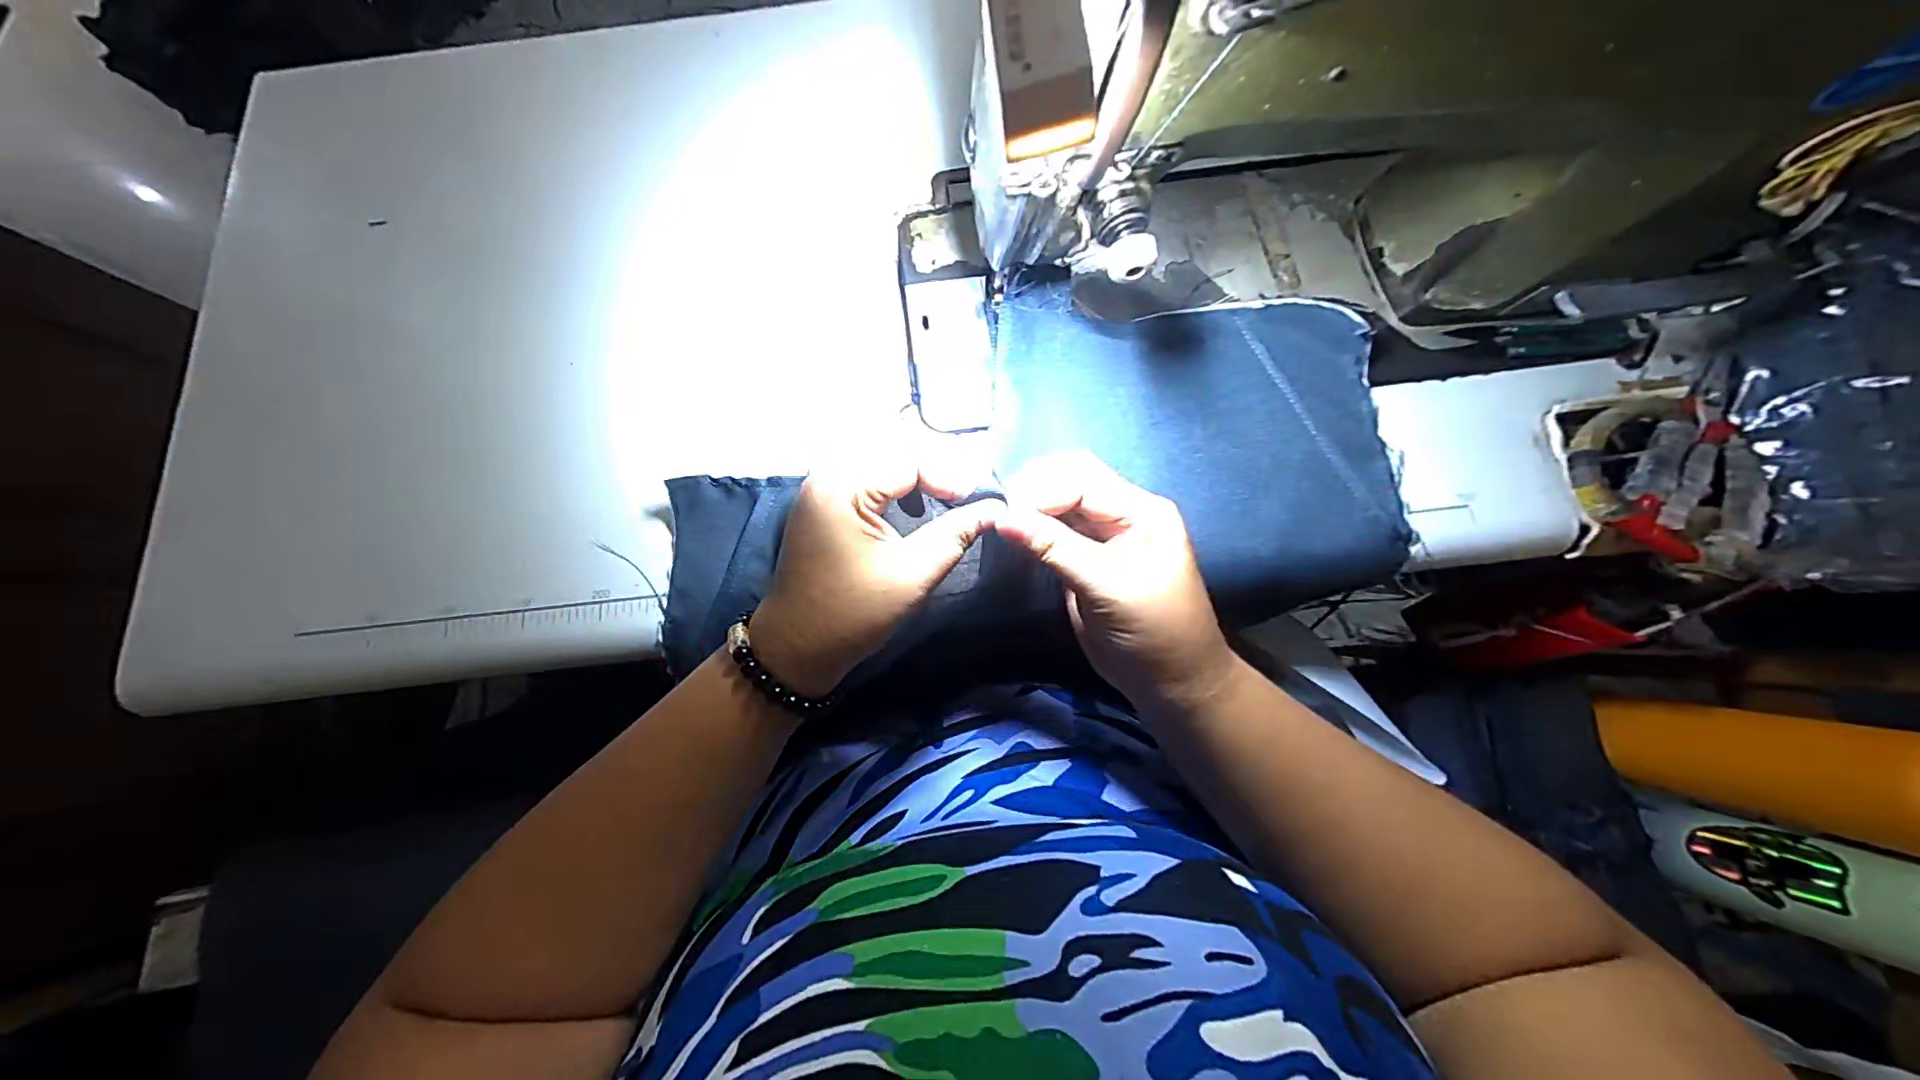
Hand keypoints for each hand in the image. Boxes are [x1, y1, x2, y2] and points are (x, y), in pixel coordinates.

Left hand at [749, 455, 1000, 697]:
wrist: (796, 647)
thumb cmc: (853, 615)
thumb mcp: (913, 574)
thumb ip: (956, 534)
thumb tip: (996, 508)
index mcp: (842, 488)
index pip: (909, 460)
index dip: (950, 477)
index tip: (980, 502)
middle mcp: (826, 476)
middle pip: (893, 449)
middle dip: (936, 468)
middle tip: (967, 496)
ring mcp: (819, 487)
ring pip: (879, 458)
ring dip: (916, 473)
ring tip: (946, 496)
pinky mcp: (822, 502)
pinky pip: (865, 474)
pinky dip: (894, 482)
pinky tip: (913, 503)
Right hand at [995, 451, 1237, 713]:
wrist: (1170, 680)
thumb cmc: (1151, 630)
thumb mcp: (1104, 584)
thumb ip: (1054, 547)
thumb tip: (1003, 517)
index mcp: (1141, 510)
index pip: (1083, 479)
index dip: (1041, 489)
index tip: (1004, 509)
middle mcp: (1123, 514)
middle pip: (1071, 482)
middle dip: (1033, 491)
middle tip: (998, 511)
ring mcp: (1104, 535)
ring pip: (1060, 505)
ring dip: (1030, 508)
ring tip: (999, 519)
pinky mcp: (1086, 558)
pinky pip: (1056, 531)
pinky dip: (1033, 529)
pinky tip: (1013, 533)